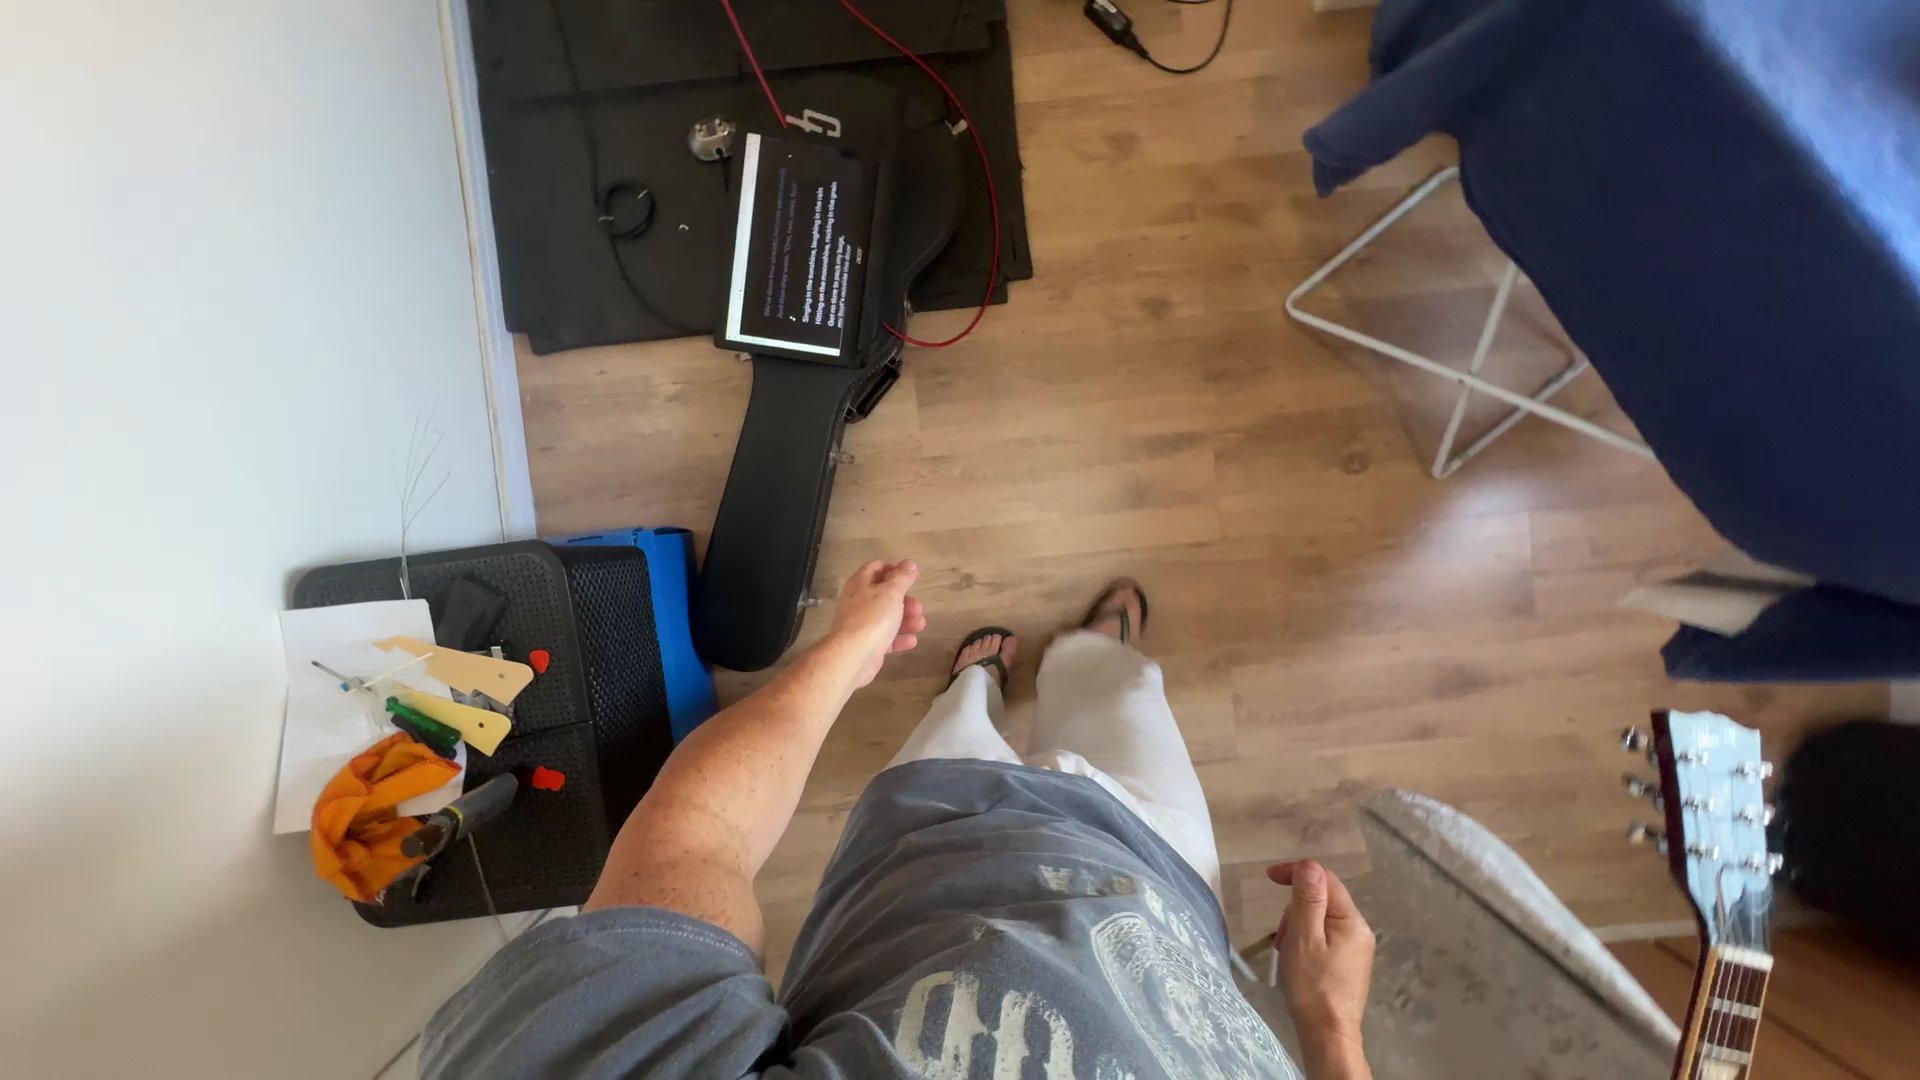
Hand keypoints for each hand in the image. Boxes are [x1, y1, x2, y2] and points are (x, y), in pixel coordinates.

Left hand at [828, 560, 925, 687]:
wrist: (854, 655)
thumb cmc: (873, 617)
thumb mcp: (892, 592)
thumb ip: (902, 577)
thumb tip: (909, 563)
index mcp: (860, 584)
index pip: (875, 567)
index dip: (893, 568)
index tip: (911, 574)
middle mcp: (858, 602)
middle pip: (884, 595)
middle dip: (905, 600)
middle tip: (918, 607)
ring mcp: (861, 624)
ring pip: (887, 617)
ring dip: (906, 619)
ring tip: (920, 625)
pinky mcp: (866, 644)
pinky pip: (885, 637)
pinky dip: (899, 638)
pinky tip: (912, 641)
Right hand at [1268, 861, 1373, 1079]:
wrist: (1327, 1035)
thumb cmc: (1312, 985)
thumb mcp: (1304, 937)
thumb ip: (1307, 899)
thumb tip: (1309, 865)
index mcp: (1352, 922)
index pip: (1324, 879)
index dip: (1296, 872)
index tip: (1269, 877)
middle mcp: (1359, 930)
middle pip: (1321, 897)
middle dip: (1295, 907)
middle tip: (1281, 934)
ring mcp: (1355, 948)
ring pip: (1319, 916)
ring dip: (1297, 924)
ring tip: (1287, 949)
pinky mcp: (1347, 962)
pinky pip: (1323, 934)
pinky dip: (1304, 938)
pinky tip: (1296, 958)